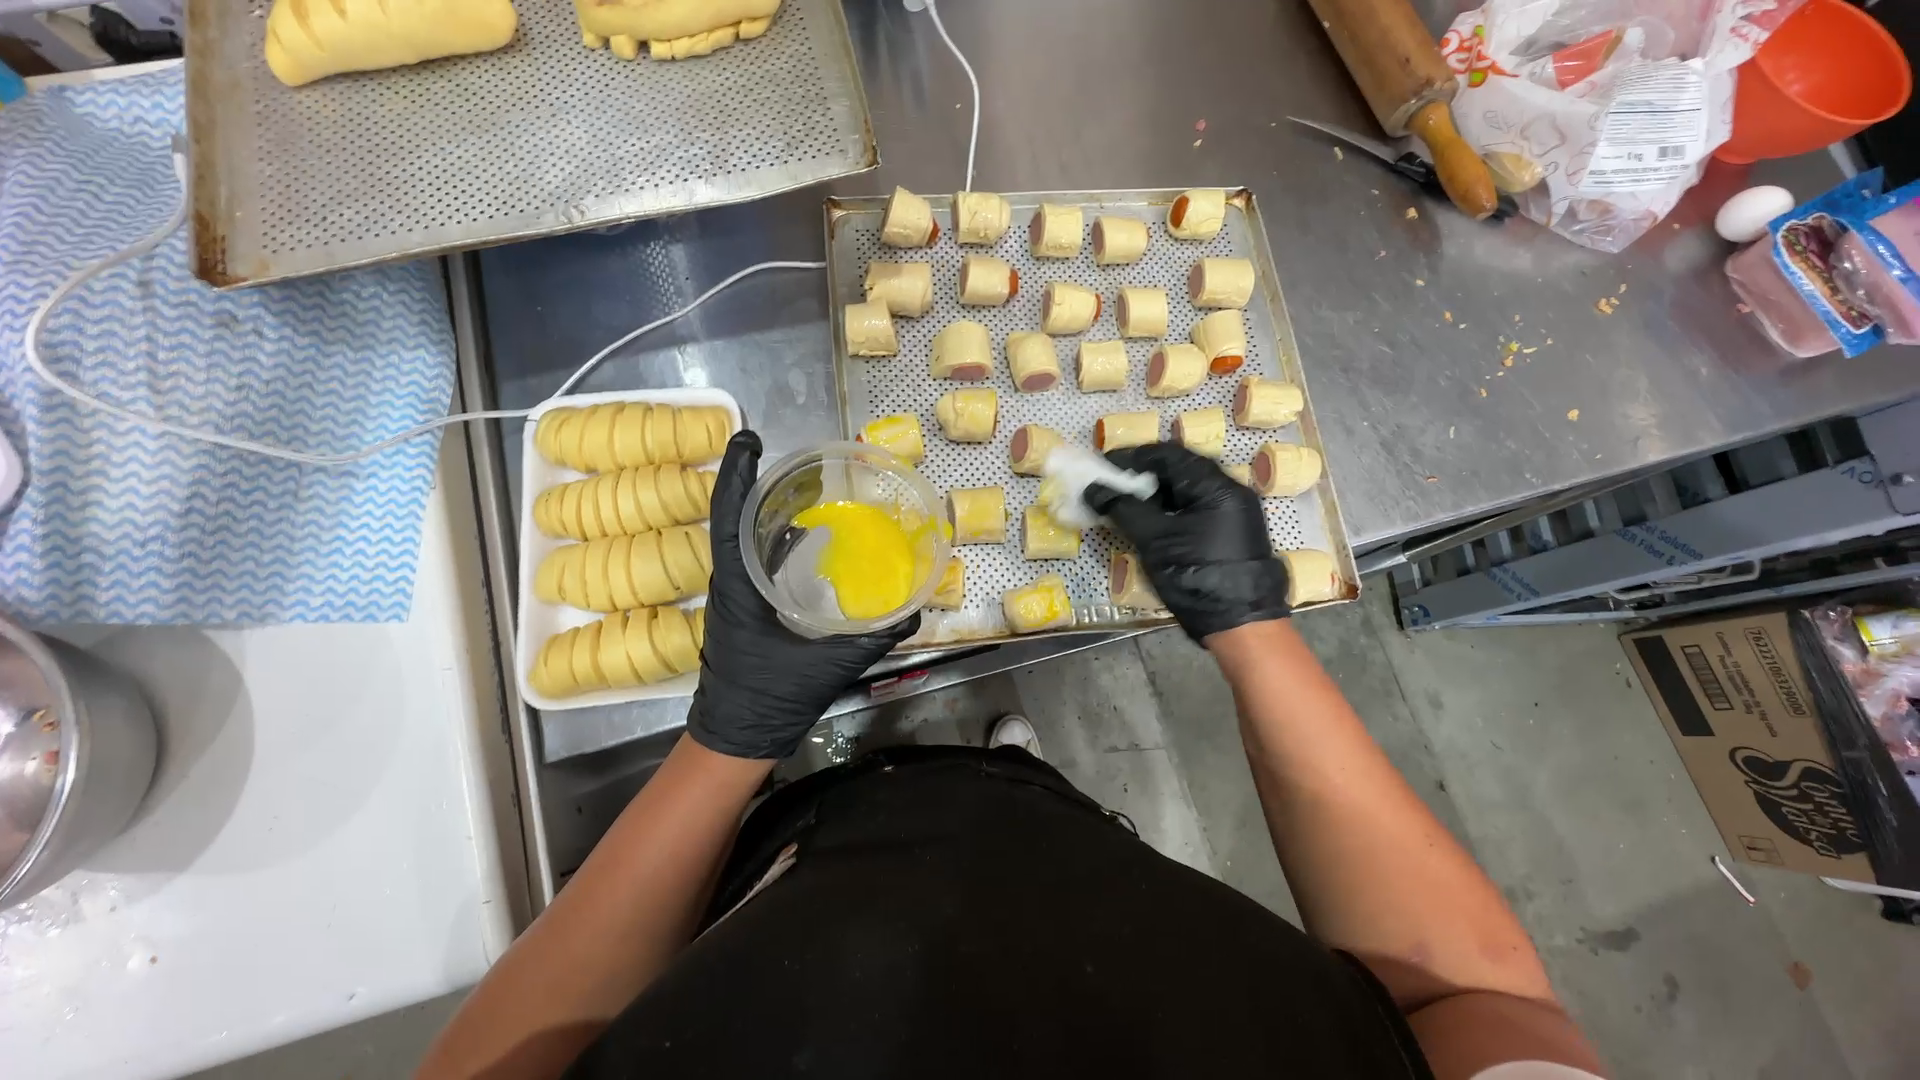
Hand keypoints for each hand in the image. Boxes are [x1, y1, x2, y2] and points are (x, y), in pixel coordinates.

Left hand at [687, 431, 919, 758]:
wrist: (738, 735)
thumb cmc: (771, 697)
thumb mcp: (827, 665)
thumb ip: (871, 639)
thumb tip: (912, 612)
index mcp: (739, 585)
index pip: (730, 516)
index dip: (737, 474)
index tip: (749, 437)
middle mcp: (731, 582)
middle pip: (736, 518)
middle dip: (758, 483)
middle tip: (792, 458)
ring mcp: (734, 596)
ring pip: (745, 539)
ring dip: (768, 511)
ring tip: (803, 488)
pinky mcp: (743, 610)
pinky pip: (756, 561)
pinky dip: (777, 542)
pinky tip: (808, 539)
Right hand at [1085, 442, 1290, 641]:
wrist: (1239, 624)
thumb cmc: (1196, 575)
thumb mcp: (1155, 540)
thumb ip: (1124, 509)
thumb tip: (1094, 490)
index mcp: (1217, 486)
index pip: (1170, 455)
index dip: (1134, 456)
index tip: (1105, 464)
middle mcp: (1230, 492)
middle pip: (1180, 471)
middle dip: (1143, 474)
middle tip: (1112, 483)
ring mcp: (1233, 514)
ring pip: (1187, 491)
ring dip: (1155, 494)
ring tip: (1124, 502)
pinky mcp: (1229, 534)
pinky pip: (1195, 509)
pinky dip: (1169, 510)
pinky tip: (1148, 521)